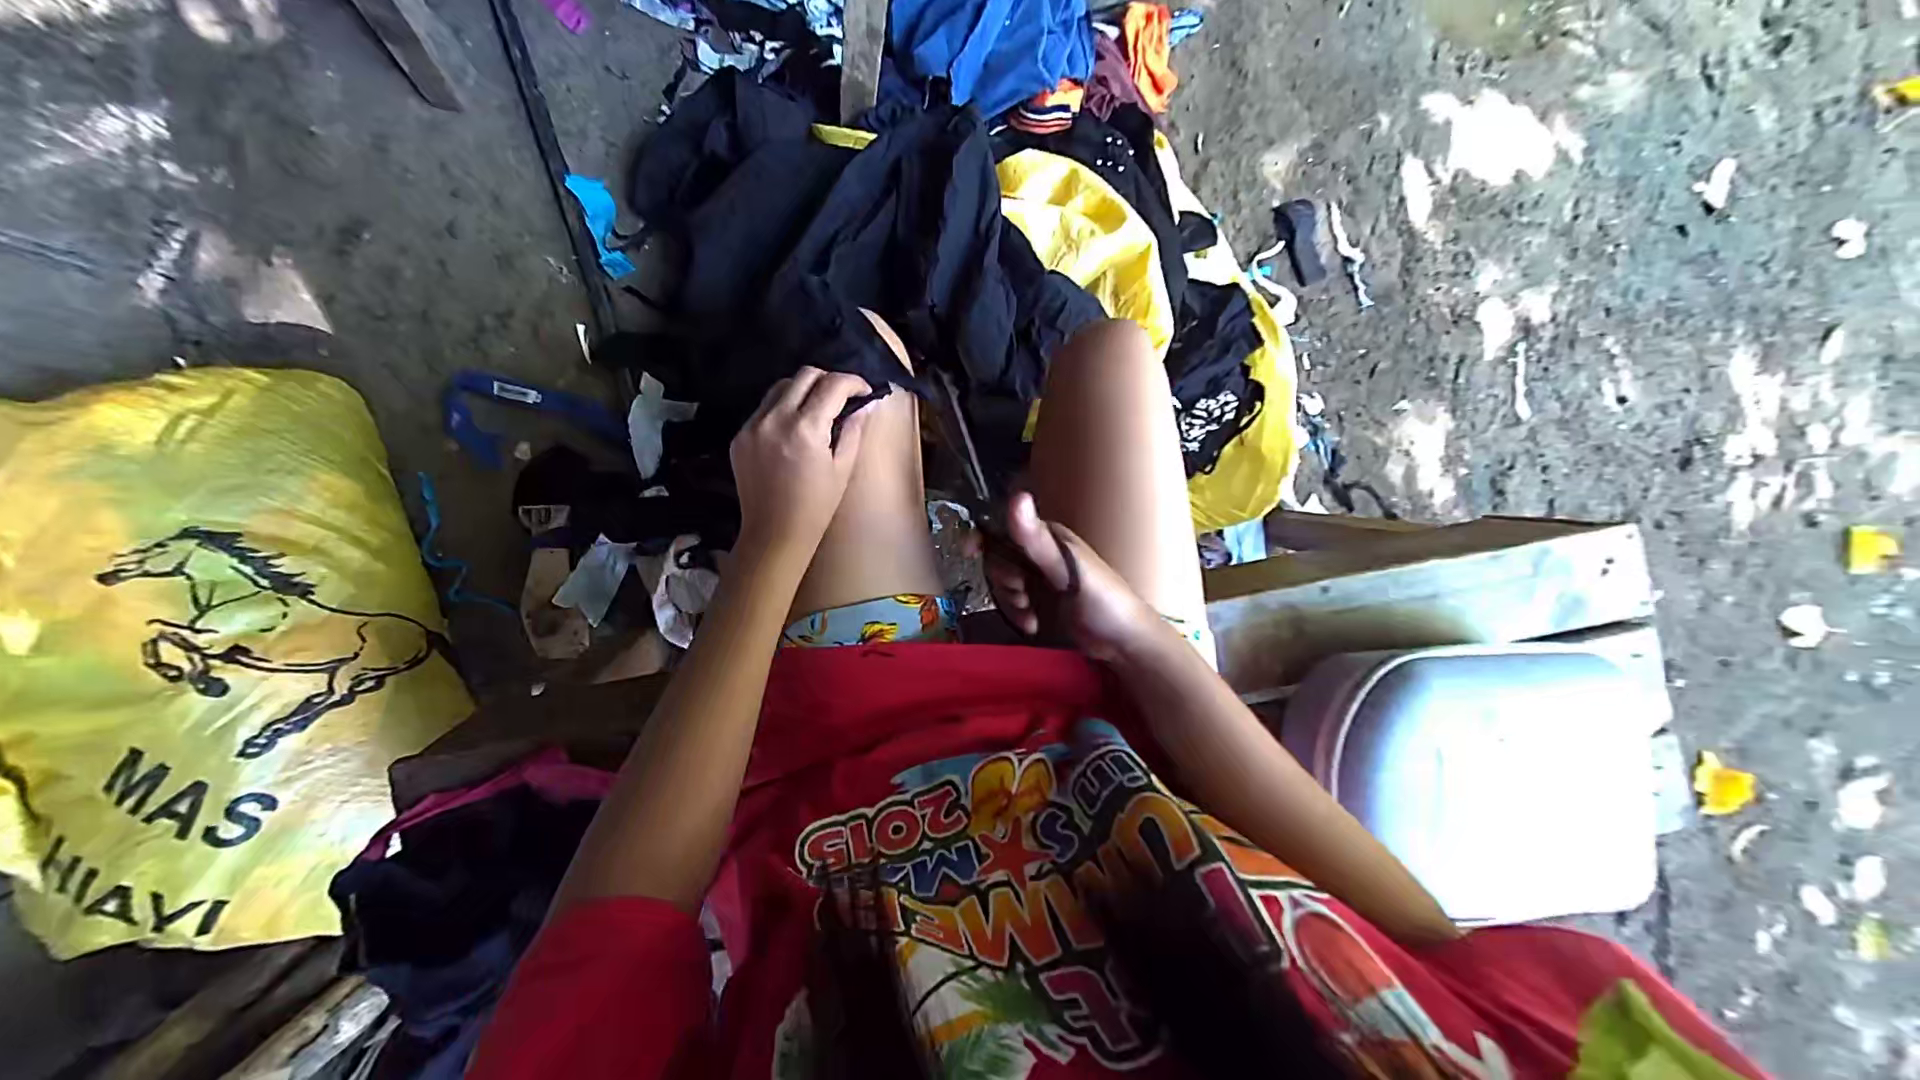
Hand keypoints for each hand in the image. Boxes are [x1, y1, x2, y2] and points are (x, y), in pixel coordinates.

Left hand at [730, 367, 873, 563]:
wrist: (774, 533)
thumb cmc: (816, 507)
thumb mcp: (842, 468)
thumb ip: (853, 430)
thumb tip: (866, 404)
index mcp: (805, 428)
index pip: (833, 385)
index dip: (854, 382)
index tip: (863, 391)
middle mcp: (775, 419)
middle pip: (805, 374)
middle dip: (829, 379)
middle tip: (843, 396)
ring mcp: (753, 426)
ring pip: (781, 387)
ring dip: (804, 390)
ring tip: (818, 409)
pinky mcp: (740, 436)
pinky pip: (764, 408)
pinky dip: (783, 408)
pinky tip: (795, 429)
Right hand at [975, 491, 1165, 661]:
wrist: (1124, 643)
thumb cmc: (1103, 601)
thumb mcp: (1067, 569)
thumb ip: (1036, 538)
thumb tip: (1017, 496)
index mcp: (1048, 537)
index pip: (1003, 528)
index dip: (983, 538)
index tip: (969, 553)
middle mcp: (1041, 554)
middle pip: (998, 559)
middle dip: (1004, 582)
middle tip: (1024, 596)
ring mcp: (1040, 579)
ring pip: (1003, 584)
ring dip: (1011, 602)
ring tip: (1032, 616)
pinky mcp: (1041, 602)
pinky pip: (1013, 603)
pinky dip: (1018, 615)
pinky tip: (1034, 626)